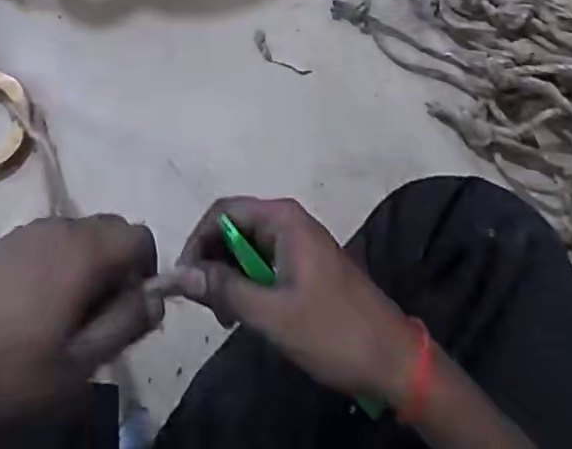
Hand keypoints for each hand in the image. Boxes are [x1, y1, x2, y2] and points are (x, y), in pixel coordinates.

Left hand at [0, 215, 161, 431]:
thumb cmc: (8, 372)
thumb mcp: (78, 365)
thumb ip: (126, 324)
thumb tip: (158, 296)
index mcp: (84, 249)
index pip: (141, 236)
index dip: (148, 272)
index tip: (129, 314)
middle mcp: (60, 226)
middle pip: (113, 229)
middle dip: (120, 267)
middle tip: (100, 320)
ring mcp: (28, 231)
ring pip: (82, 235)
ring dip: (91, 266)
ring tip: (67, 318)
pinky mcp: (4, 244)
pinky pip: (52, 241)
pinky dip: (62, 263)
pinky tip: (35, 309)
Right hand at [173, 196, 418, 402]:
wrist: (392, 359)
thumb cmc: (332, 330)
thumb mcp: (271, 313)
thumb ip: (223, 289)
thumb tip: (179, 274)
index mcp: (282, 218)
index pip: (222, 211)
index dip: (197, 241)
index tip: (184, 280)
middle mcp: (289, 220)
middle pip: (233, 226)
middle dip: (212, 261)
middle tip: (207, 305)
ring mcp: (299, 241)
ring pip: (246, 246)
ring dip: (229, 276)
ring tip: (227, 317)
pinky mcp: (305, 263)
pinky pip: (263, 262)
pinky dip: (248, 283)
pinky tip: (247, 314)